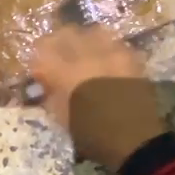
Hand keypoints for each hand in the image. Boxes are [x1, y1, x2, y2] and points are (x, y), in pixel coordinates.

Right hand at [30, 25, 164, 168]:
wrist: (136, 142)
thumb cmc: (93, 136)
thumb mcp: (62, 118)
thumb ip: (50, 94)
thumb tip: (45, 81)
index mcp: (66, 72)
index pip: (43, 49)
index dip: (38, 56)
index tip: (38, 66)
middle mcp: (89, 55)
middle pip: (67, 33)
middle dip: (59, 42)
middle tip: (58, 55)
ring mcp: (114, 54)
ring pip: (94, 32)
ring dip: (85, 40)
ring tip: (85, 54)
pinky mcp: (132, 59)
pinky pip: (116, 44)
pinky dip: (107, 49)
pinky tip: (107, 62)